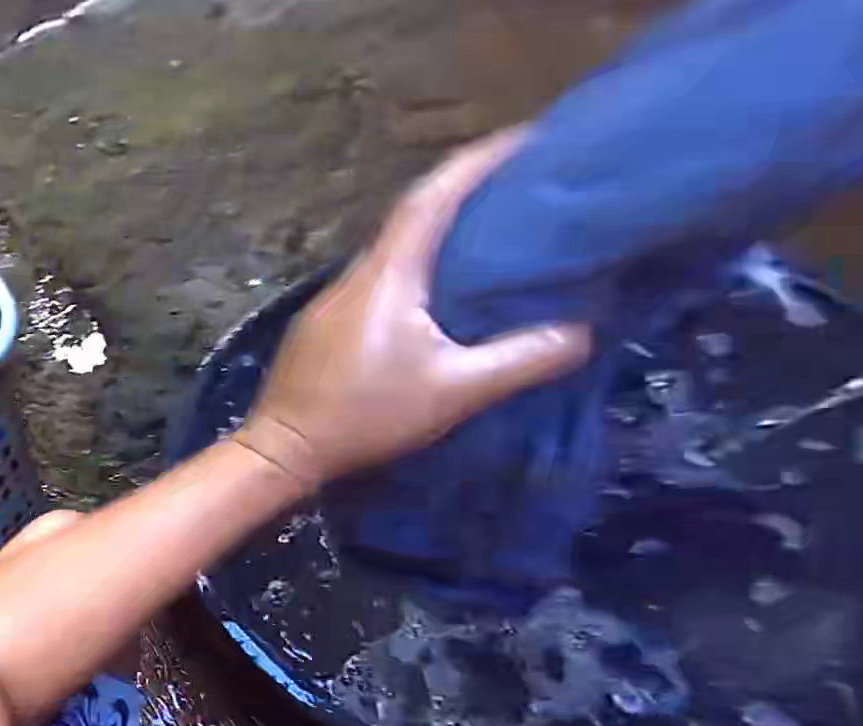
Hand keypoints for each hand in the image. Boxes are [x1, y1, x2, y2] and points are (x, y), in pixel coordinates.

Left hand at [235, 131, 592, 487]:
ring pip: (386, 256)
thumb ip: (523, 358)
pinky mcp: (315, 330)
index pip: (429, 198)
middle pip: (407, 222)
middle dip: (464, 198)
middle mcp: (349, 282)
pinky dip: (406, 275)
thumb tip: (582, 330)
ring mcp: (324, 306)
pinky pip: (368, 286)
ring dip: (433, 241)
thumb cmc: (362, 418)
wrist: (280, 451)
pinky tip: (432, 295)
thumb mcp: (453, 392)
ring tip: (488, 241)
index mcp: (383, 280)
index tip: (530, 137)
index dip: (478, 161)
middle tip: (524, 191)